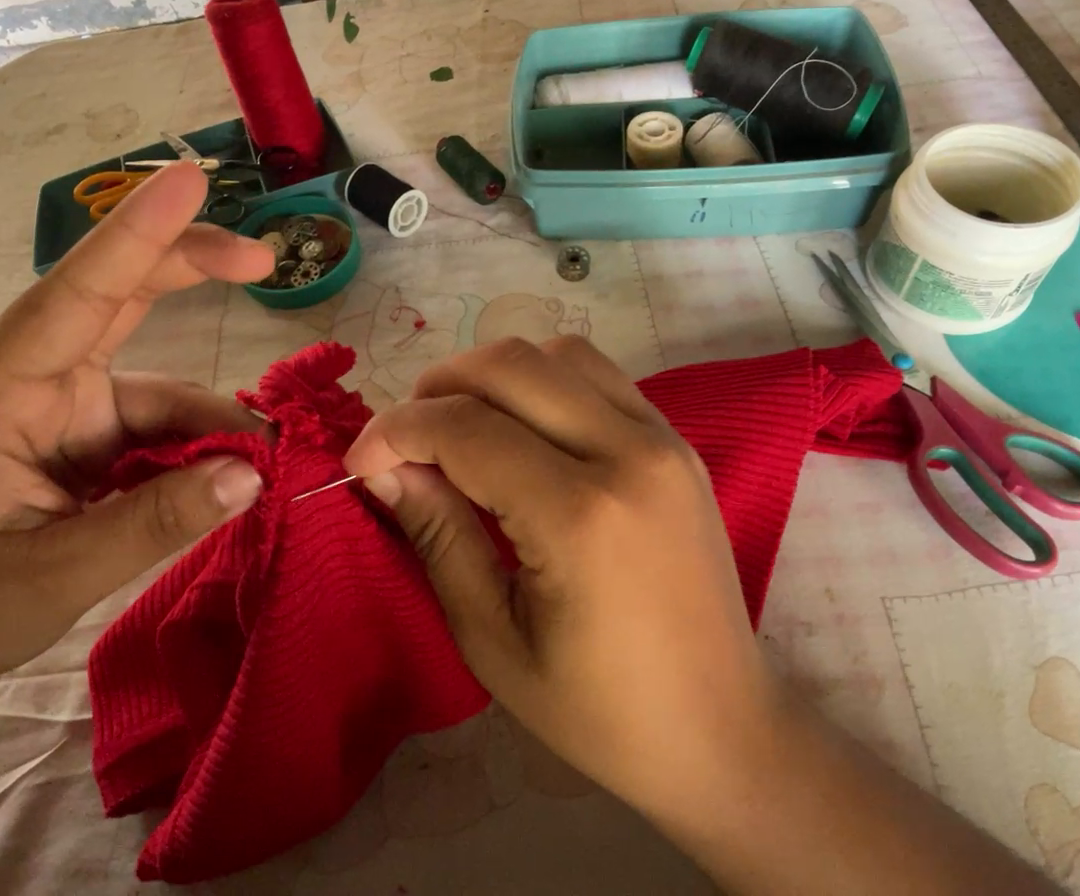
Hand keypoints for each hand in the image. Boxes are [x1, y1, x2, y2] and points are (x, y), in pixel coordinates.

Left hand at [0, 162, 275, 688]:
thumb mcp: (56, 574)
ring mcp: (68, 410)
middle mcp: (34, 384)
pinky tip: (236, 475)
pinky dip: (207, 444)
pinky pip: (167, 424)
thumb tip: (252, 474)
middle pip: (115, 297)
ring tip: (264, 461)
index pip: (71, 298)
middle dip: (188, 267)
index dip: (134, 236)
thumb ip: (155, 522)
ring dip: (216, 414)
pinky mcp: (96, 438)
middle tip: (265, 259)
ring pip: (160, 376)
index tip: (191, 180)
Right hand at [341, 336, 779, 816]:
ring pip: (558, 353)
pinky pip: (600, 376)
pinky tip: (523, 432)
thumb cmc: (599, 711)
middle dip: (436, 388)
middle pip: (509, 366)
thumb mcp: (493, 640)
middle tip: (404, 443)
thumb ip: (438, 537)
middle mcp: (628, 454)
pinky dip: (545, 383)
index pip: (464, 427)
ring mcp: (665, 440)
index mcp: (579, 515)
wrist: (720, 727)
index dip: (395, 432)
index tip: (360, 463)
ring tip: (460, 429)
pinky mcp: (680, 443)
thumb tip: (384, 468)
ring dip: (493, 375)